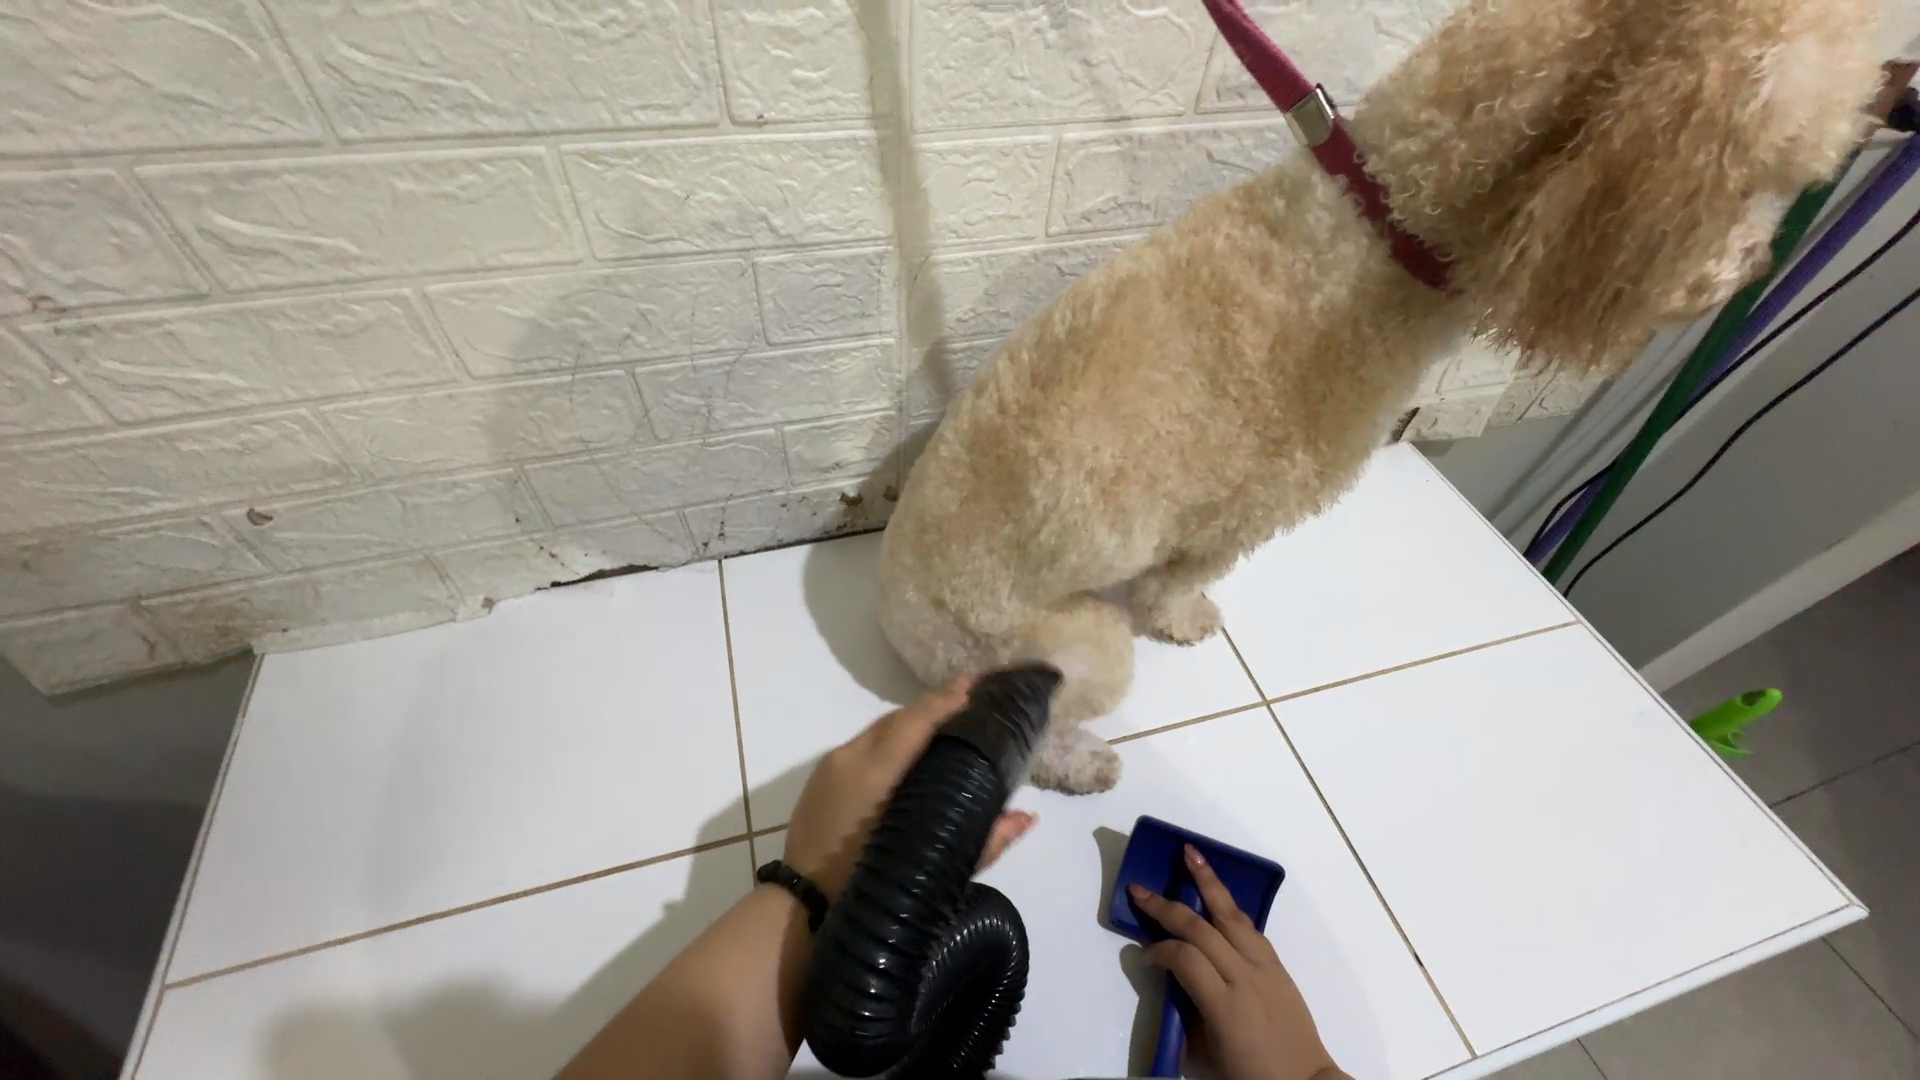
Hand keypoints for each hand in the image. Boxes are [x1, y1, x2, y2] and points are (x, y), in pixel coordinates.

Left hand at [784, 677, 1035, 900]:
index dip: (946, 700)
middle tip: (967, 702)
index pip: (916, 722)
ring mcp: (832, 764)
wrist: (805, 907)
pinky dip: (890, 741)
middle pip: (898, 719)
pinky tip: (908, 751)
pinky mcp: (823, 774)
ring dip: (910, 724)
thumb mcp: (936, 869)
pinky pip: (863, 746)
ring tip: (944, 723)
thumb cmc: (875, 888)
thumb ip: (986, 840)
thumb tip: (1027, 816)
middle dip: (932, 708)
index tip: (975, 684)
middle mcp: (851, 758)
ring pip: (879, 730)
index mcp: (877, 775)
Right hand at [1130, 845, 1338, 1079]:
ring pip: (1230, 914)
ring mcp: (1265, 967)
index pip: (1184, 958)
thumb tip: (1171, 978)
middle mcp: (1245, 977)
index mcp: (1224, 1005)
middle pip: (1201, 928)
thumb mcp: (1206, 1057)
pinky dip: (1228, 906)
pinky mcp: (1278, 966)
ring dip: (1207, 880)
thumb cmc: (1250, 1078)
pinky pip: (1249, 927)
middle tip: (1140, 889)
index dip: (1160, 951)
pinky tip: (1215, 894)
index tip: (1147, 956)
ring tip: (1190, 852)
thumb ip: (1186, 1012)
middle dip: (1166, 906)